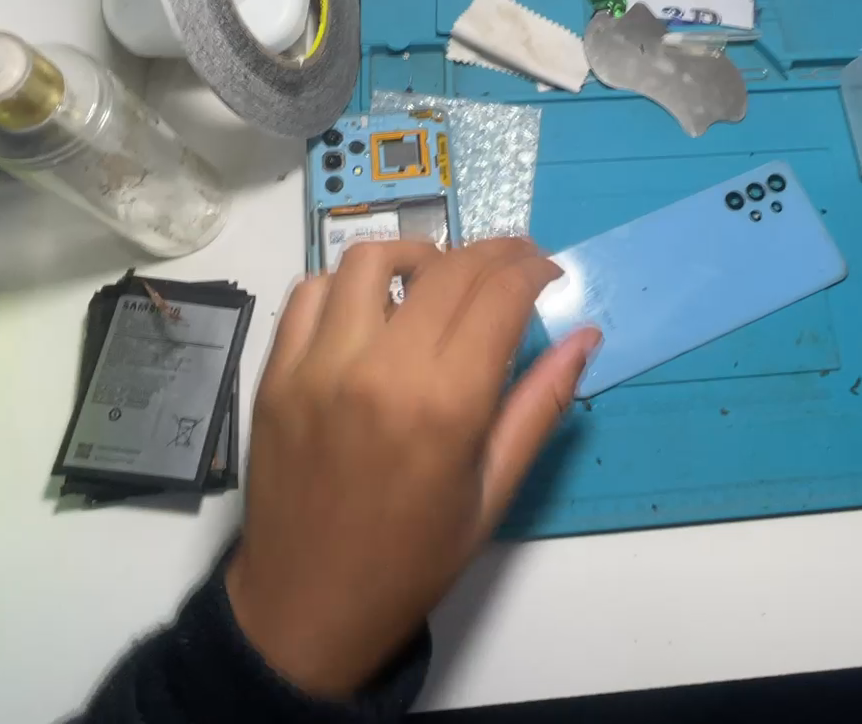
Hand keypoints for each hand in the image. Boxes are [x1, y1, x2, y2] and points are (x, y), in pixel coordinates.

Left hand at [227, 238, 598, 697]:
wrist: (306, 608)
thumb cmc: (414, 556)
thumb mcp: (495, 490)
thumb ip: (541, 403)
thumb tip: (585, 336)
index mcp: (446, 405)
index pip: (500, 295)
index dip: (533, 268)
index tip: (548, 270)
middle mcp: (381, 369)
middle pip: (448, 268)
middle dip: (494, 252)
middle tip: (514, 262)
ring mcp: (319, 365)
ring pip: (371, 259)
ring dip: (419, 254)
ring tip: (440, 277)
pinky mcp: (276, 372)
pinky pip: (312, 292)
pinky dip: (351, 283)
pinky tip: (373, 307)